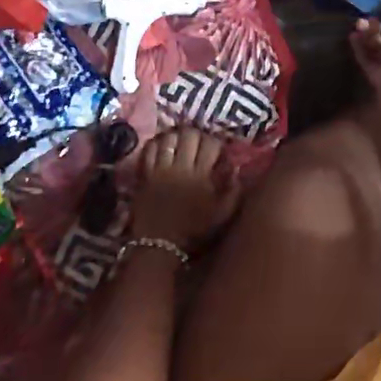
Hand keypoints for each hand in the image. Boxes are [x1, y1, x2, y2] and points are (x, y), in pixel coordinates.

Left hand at [127, 128, 240, 250]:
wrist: (159, 245)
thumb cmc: (193, 232)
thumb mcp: (221, 217)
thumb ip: (233, 193)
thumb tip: (234, 169)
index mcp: (201, 176)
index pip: (211, 144)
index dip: (215, 143)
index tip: (216, 151)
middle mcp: (181, 168)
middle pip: (189, 135)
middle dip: (196, 135)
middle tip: (198, 142)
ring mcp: (161, 169)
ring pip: (168, 139)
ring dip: (176, 136)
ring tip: (180, 141)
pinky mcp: (145, 174)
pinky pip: (149, 150)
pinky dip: (156, 143)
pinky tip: (161, 146)